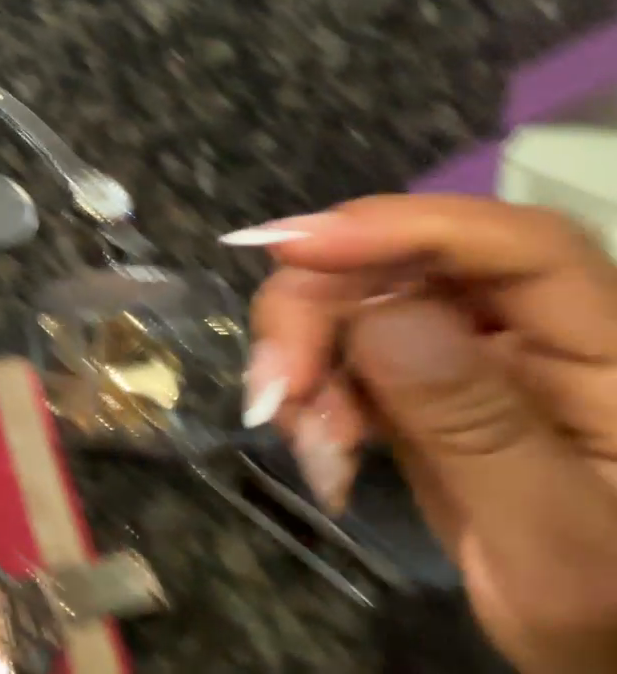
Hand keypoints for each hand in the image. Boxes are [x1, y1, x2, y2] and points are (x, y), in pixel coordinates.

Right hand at [238, 195, 616, 672]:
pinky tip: (309, 435)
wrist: (605, 663)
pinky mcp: (423, 380)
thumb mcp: (549, 543)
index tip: (290, 248)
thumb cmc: (609, 623)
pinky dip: (305, 381)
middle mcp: (544, 340)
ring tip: (293, 426)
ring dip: (301, 350)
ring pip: (358, 299)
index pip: (518, 248)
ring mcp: (478, 357)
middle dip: (317, 306)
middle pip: (409, 264)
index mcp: (616, 365)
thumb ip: (476, 425)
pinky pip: (340, 346)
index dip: (402, 226)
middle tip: (273, 381)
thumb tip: (382, 310)